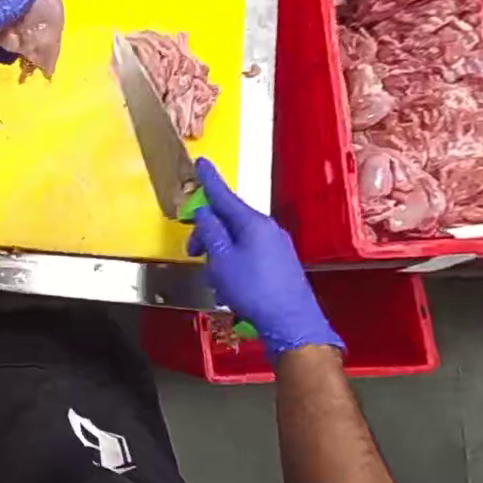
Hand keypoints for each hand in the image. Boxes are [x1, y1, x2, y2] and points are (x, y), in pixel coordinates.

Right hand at [189, 158, 343, 362]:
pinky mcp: (278, 262)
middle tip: (192, 252)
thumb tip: (204, 212)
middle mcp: (267, 229)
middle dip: (206, 232)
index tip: (200, 162)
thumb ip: (210, 233)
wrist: (290, 320)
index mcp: (252, 223)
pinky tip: (227, 284)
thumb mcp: (221, 260)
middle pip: (229, 220)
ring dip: (218, 253)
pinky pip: (247, 253)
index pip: (225, 196)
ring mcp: (275, 245)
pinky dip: (231, 263)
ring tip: (213, 277)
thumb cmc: (252, 288)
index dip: (210, 181)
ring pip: (236, 239)